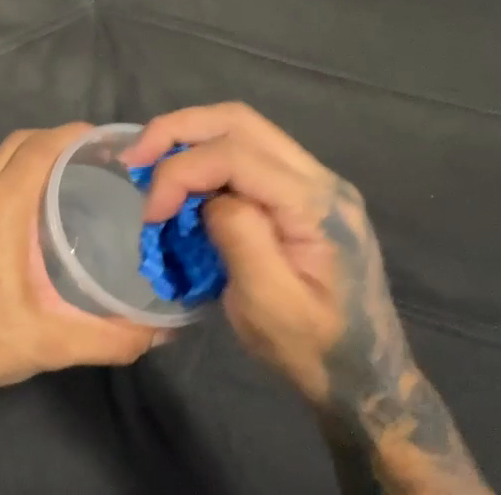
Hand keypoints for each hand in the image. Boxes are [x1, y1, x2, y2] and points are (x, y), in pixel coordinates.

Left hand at [0, 123, 163, 414]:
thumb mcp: (53, 344)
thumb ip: (113, 338)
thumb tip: (164, 331)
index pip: (36, 149)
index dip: (73, 135)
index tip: (111, 141)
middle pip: (15, 145)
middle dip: (57, 140)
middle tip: (100, 159)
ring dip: (32, 157)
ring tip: (74, 178)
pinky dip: (12, 176)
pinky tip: (35, 209)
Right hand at [121, 102, 394, 402]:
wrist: (364, 379)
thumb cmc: (314, 349)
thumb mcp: (271, 304)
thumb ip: (241, 238)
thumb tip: (208, 198)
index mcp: (318, 206)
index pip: (234, 155)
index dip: (180, 172)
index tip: (151, 213)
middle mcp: (321, 180)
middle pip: (237, 121)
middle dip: (177, 131)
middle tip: (135, 159)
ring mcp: (314, 183)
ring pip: (240, 127)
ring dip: (188, 138)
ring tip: (149, 164)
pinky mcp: (300, 194)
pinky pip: (245, 151)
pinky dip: (203, 154)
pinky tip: (181, 179)